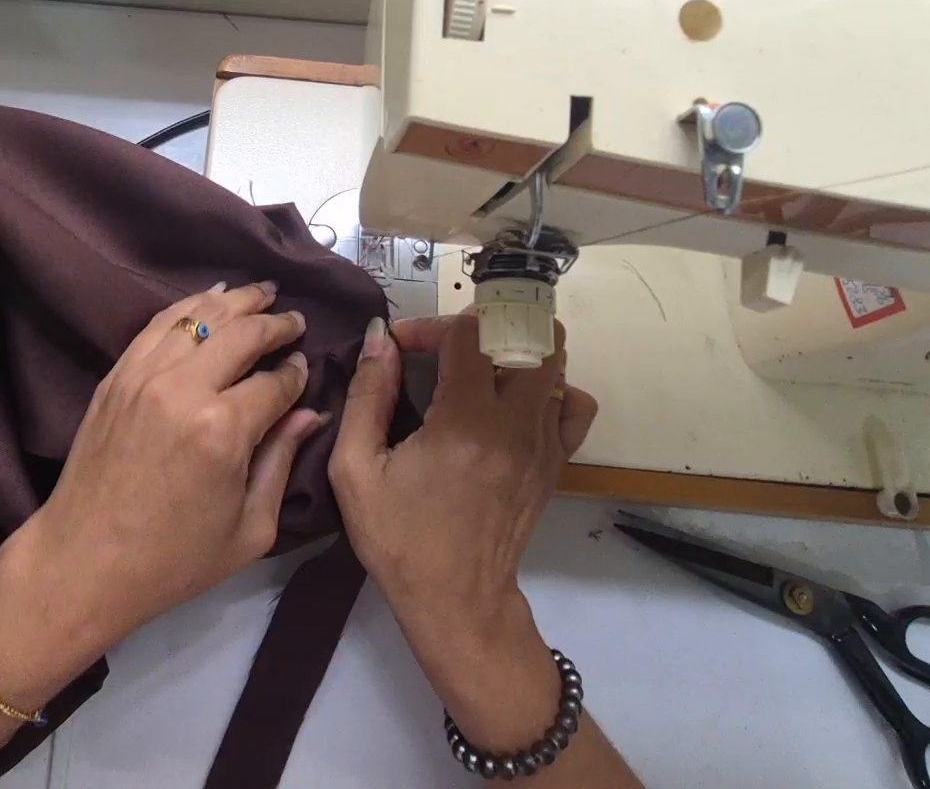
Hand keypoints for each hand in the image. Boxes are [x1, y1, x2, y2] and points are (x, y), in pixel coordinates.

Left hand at [15, 281, 324, 651]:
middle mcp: (184, 389)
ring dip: (238, 301)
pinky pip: (160, 324)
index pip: (275, 382)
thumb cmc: (174, 559)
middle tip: (296, 320)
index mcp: (223, 430)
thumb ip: (282, 460)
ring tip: (264, 293)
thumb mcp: (249, 528)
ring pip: (201, 317)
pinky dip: (190, 305)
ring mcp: (144, 375)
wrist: (84, 561)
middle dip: (276, 323)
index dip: (296, 373)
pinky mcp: (117, 374)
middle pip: (242, 334)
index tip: (305, 367)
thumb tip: (311, 412)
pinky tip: (211, 298)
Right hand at [331, 314, 593, 620]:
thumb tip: (381, 339)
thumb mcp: (355, 469)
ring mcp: (545, 443)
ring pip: (554, 365)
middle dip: (482, 327)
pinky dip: (550, 388)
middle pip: (529, 337)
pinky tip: (513, 401)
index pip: (467, 335)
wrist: (455, 601)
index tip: (401, 347)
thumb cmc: (399, 537)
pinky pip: (573, 405)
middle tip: (445, 347)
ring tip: (475, 367)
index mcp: (467, 421)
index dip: (430, 327)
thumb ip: (368, 396)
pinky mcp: (556, 463)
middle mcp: (517, 423)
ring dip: (514, 351)